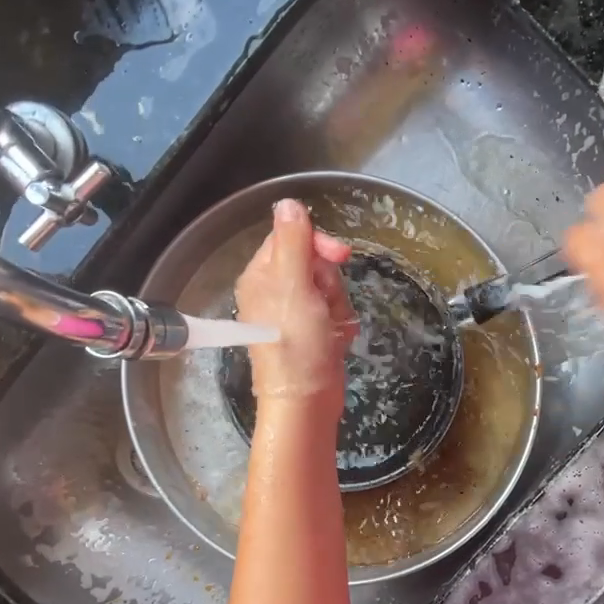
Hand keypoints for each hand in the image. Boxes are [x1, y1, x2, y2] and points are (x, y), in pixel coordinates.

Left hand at [235, 199, 355, 410]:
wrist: (306, 402)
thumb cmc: (297, 345)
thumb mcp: (295, 286)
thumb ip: (293, 243)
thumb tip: (287, 202)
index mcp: (262, 276)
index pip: (292, 238)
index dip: (318, 245)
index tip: (340, 257)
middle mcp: (275, 292)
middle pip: (315, 264)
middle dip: (330, 283)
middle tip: (326, 305)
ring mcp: (295, 315)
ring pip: (330, 290)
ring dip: (338, 307)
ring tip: (331, 329)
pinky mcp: (313, 334)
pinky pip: (335, 314)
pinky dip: (341, 326)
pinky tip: (336, 341)